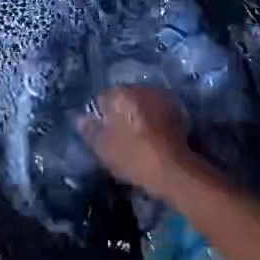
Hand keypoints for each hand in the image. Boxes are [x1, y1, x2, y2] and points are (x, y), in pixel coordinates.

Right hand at [80, 86, 195, 194]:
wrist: (175, 170)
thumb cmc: (134, 157)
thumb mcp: (103, 148)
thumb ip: (89, 130)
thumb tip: (80, 118)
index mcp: (120, 94)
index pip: (102, 99)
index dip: (102, 116)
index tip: (106, 134)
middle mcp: (141, 88)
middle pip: (125, 98)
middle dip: (122, 112)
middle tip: (122, 136)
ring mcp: (162, 98)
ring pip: (144, 104)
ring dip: (141, 115)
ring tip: (141, 138)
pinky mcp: (179, 111)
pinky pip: (160, 112)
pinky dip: (157, 121)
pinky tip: (157, 139)